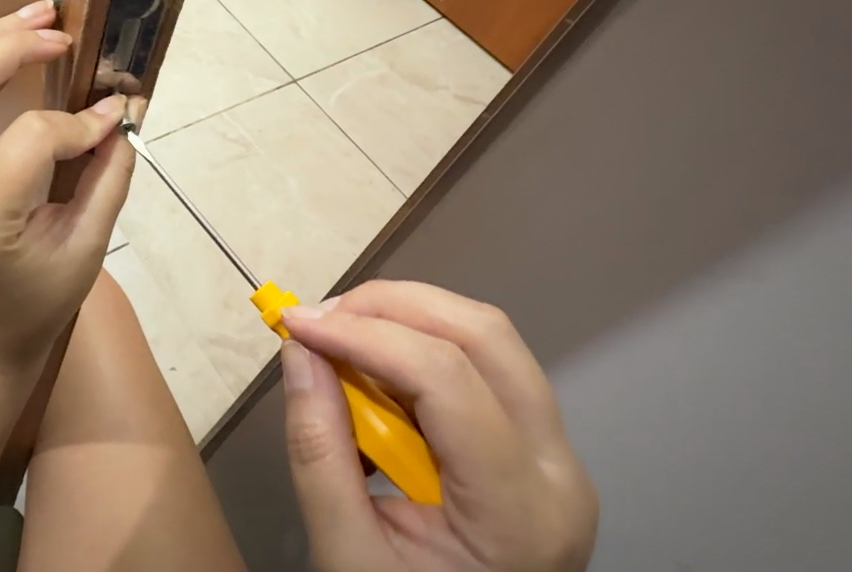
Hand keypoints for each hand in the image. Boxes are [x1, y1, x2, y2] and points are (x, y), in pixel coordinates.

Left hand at [0, 0, 138, 371]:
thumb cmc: (39, 302)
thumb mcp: (87, 250)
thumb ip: (109, 178)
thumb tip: (123, 112)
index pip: (28, 142)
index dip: (77, 123)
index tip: (114, 119)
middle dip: (6, 49)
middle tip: (60, 30)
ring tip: (41, 12)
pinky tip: (15, 40)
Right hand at [280, 282, 596, 571]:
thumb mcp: (347, 553)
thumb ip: (318, 451)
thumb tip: (298, 351)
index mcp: (519, 512)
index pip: (447, 379)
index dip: (363, 334)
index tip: (293, 324)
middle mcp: (557, 468)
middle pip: (483, 335)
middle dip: (390, 305)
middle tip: (319, 319)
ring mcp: (556, 453)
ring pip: (488, 335)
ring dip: (406, 315)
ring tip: (341, 334)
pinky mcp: (537, 444)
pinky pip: (484, 361)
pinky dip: (420, 341)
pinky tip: (373, 364)